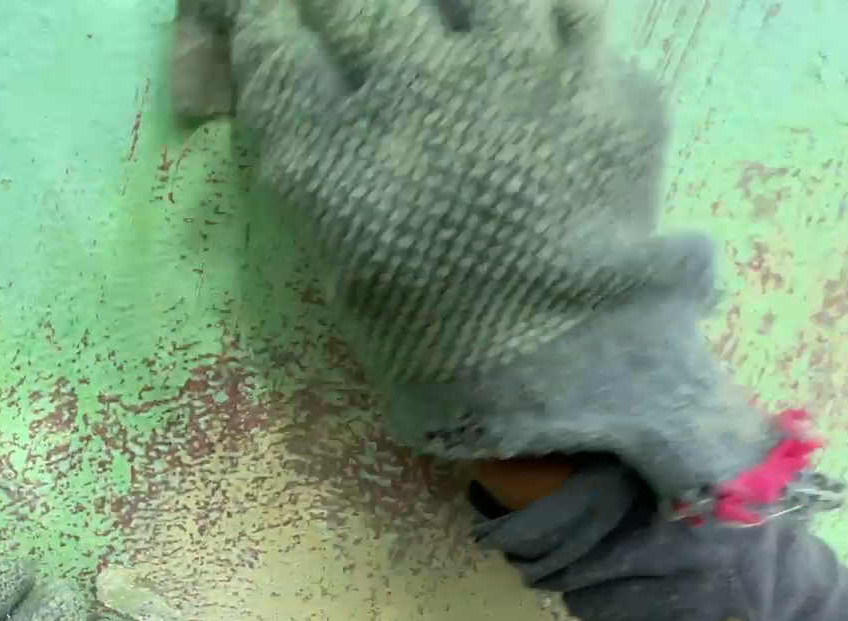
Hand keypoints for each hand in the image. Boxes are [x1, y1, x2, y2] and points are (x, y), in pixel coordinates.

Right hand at [174, 0, 816, 520]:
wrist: (546, 359)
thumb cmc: (417, 325)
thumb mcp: (332, 256)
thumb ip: (310, 169)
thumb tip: (298, 101)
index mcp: (336, 165)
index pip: (272, 54)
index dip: (248, 22)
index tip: (252, 18)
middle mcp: (417, 96)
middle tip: (321, 11)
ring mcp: (516, 71)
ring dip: (427, 0)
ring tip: (423, 33)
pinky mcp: (599, 71)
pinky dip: (521, 9)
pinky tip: (503, 35)